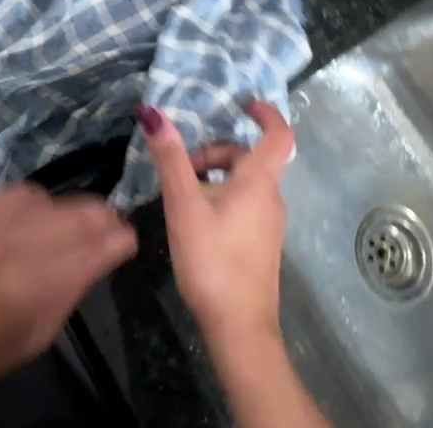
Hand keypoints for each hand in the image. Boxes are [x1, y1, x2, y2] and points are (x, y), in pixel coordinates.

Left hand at [0, 184, 137, 397]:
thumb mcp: (37, 337)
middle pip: (80, 216)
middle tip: (114, 223)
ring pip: (54, 200)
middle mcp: (18, 247)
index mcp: (38, 288)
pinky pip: (22, 192)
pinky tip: (43, 212)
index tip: (129, 237)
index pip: (96, 248)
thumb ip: (70, 293)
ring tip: (81, 218)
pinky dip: (40, 200)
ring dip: (73, 208)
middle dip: (104, 218)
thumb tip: (100, 258)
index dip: (120, 238)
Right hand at [141, 101, 294, 340]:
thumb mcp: (183, 206)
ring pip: (244, 183)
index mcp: (259, 182)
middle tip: (181, 169)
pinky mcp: (262, 245)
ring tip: (181, 198)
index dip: (265, 113)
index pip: (279, 134)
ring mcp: (269, 224)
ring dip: (214, 178)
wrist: (239, 328)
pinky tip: (195, 223)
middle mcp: (271, 198)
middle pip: (248, 159)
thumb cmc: (212, 260)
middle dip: (215, 153)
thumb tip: (153, 114)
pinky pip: (244, 205)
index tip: (243, 103)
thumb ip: (170, 159)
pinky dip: (221, 199)